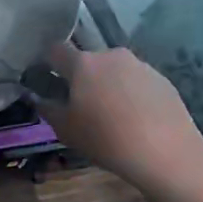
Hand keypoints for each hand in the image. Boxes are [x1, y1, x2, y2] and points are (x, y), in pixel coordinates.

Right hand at [39, 43, 202, 201]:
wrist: (165, 152)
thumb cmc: (105, 139)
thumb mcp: (65, 130)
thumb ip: (47, 108)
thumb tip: (37, 97)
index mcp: (83, 64)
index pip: (56, 49)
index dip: (47, 62)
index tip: (46, 79)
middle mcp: (111, 55)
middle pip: (88, 60)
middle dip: (81, 77)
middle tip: (81, 104)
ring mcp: (140, 65)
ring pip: (114, 70)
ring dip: (107, 84)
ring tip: (112, 114)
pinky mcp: (162, 78)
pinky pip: (136, 80)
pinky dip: (130, 93)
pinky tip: (135, 118)